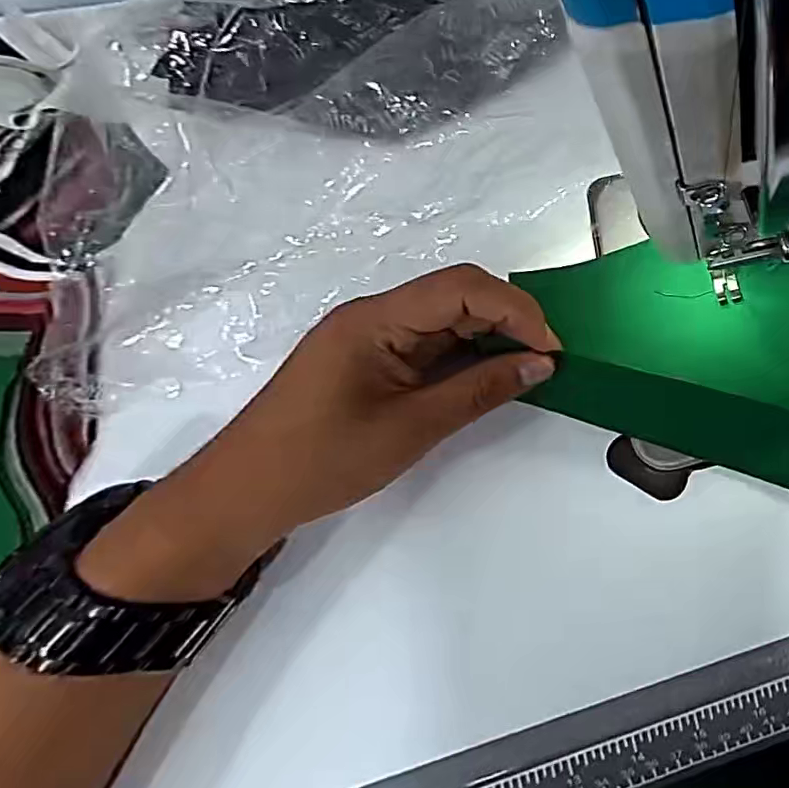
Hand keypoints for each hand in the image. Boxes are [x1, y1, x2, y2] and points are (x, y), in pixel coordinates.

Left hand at [78, 264, 559, 601]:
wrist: (238, 499)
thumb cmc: (320, 462)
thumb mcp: (413, 427)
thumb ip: (482, 389)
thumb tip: (543, 364)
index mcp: (376, 319)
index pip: (462, 288)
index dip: (516, 310)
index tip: (550, 349)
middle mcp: (376, 314)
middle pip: (460, 293)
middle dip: (512, 317)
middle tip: (546, 357)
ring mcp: (375, 334)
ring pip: (452, 314)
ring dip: (495, 334)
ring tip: (530, 364)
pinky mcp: (377, 355)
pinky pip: (436, 338)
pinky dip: (472, 351)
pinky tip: (495, 370)